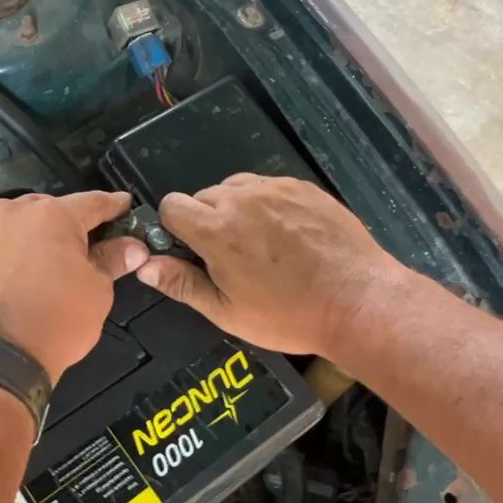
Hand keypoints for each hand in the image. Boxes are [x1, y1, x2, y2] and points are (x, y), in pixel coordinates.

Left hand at [0, 191, 149, 380]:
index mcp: (56, 214)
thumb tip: (134, 247)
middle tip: (94, 238)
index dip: (114, 205)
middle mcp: (20, 209)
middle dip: (77, 219)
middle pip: (58, 207)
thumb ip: (113, 260)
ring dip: (44, 226)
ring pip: (27, 215)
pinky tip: (26, 247)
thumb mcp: (97, 291)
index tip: (126, 205)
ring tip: (58, 247)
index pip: (94, 202)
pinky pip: (2, 229)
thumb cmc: (56, 320)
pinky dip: (17, 234)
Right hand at [136, 174, 406, 360]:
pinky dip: (268, 205)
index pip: (171, 205)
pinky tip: (288, 236)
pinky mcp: (304, 187)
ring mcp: (276, 188)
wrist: (358, 301)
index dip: (175, 229)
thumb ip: (182, 283)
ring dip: (236, 209)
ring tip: (260, 244)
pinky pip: (269, 187)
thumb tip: (144, 265)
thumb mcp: (227, 311)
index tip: (193, 253)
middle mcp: (241, 197)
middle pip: (203, 197)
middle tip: (231, 257)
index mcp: (215, 228)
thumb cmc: (288, 315)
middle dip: (206, 221)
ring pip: (236, 188)